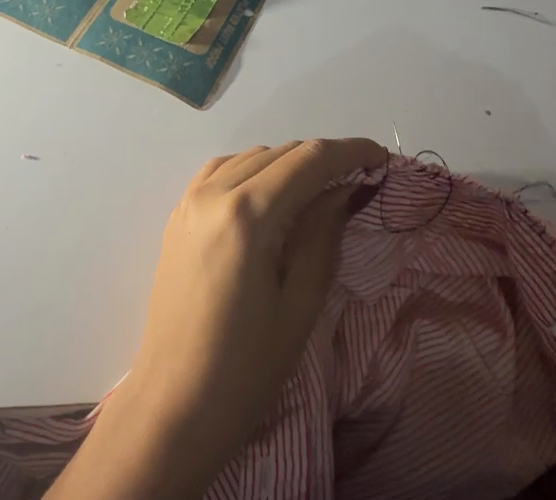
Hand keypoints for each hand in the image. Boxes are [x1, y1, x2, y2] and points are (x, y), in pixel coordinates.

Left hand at [49, 138, 386, 499]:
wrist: (174, 403)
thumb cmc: (246, 366)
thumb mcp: (301, 303)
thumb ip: (322, 234)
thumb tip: (341, 189)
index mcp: (248, 214)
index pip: (309, 160)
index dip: (351, 152)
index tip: (382, 157)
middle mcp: (213, 193)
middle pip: (280, 153)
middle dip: (324, 159)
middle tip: (360, 180)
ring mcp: (189, 203)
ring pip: (250, 158)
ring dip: (288, 164)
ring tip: (320, 191)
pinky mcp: (177, 218)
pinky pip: (220, 173)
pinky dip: (252, 171)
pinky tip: (271, 197)